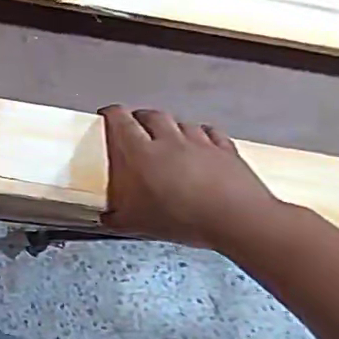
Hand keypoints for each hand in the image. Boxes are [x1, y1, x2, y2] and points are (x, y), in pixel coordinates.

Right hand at [98, 106, 288, 251]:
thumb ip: (114, 217)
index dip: (111, 114)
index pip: (120, 120)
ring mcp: (199, 142)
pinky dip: (202, 134)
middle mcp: (168, 140)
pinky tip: (200, 142)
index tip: (107, 116)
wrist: (234, 219)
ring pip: (181, 122)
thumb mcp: (133, 224)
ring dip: (171, 126)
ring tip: (167, 136)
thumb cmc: (179, 218)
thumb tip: (103, 218)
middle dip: (140, 117)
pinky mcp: (225, 150)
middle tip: (135, 126)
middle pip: (151, 115)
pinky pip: (210, 133)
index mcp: (138, 153)